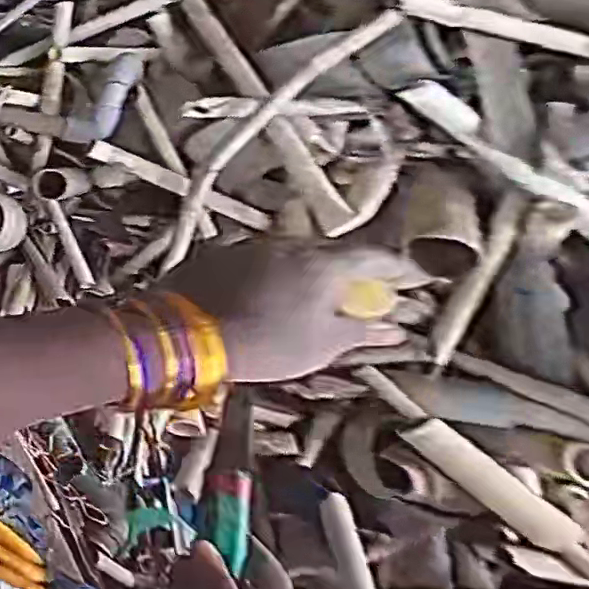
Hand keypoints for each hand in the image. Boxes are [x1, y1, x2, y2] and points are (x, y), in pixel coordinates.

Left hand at [154, 242, 426, 383]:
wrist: (180, 335)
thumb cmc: (262, 343)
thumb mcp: (326, 344)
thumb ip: (363, 329)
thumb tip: (390, 327)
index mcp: (320, 261)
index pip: (376, 256)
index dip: (398, 271)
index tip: (409, 286)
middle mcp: (279, 245)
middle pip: (327, 251)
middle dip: (348, 271)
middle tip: (359, 295)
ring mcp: (239, 246)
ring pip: (284, 253)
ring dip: (303, 269)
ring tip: (311, 296)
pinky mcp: (207, 255)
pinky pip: (247, 258)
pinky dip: (264, 271)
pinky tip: (264, 290)